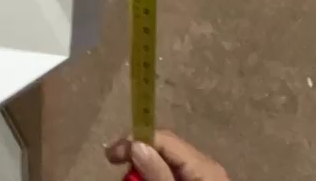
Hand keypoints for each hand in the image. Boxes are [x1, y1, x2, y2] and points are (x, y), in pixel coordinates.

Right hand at [105, 131, 231, 180]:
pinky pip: (174, 178)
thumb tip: (136, 145)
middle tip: (121, 178)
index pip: (164, 139)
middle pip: (163, 153)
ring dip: (145, 176)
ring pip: (166, 169)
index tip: (110, 157)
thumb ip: (158, 176)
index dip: (135, 141)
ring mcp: (203, 180)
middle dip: (139, 164)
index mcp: (204, 167)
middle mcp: (205, 169)